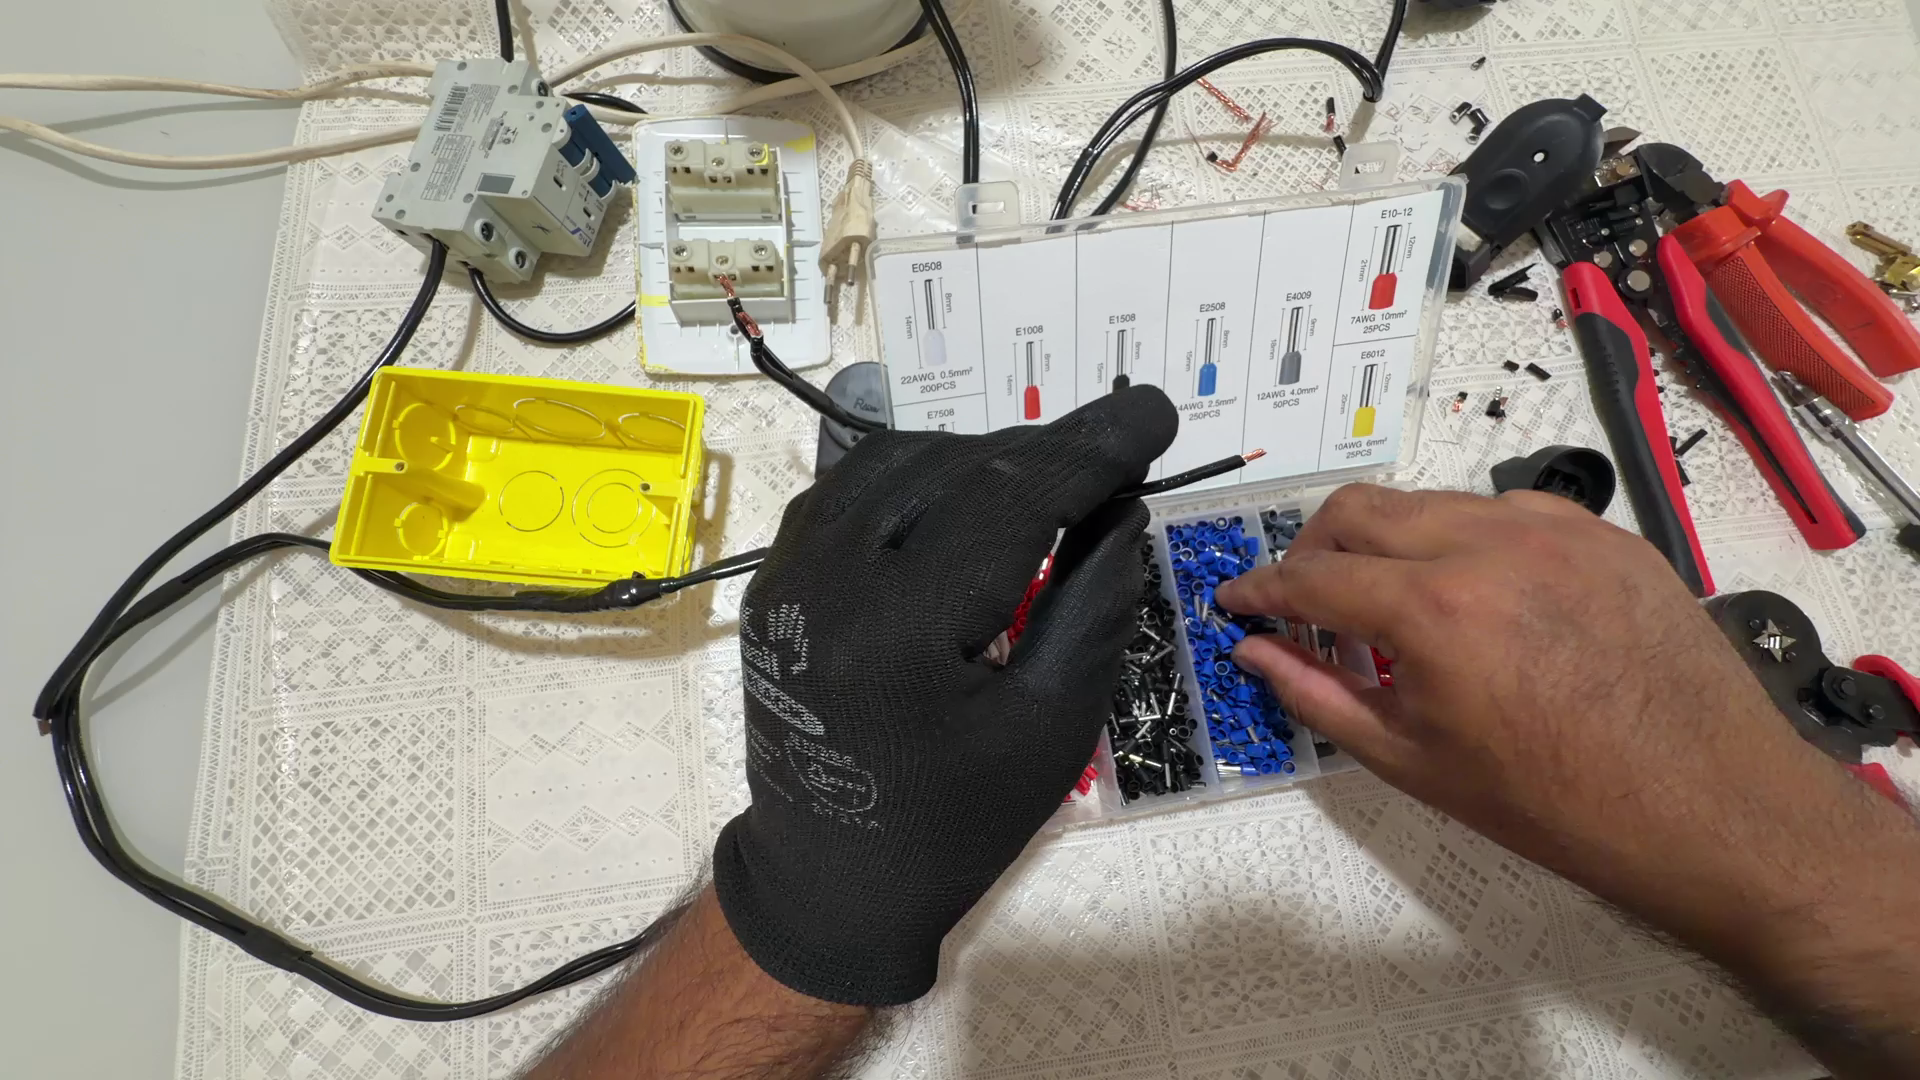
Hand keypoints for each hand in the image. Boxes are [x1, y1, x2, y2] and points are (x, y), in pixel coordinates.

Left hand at [713, 387, 1176, 1005]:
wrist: (832, 877)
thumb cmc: (954, 824)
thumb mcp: (1049, 729)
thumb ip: (1092, 606)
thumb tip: (1120, 512)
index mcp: (898, 632)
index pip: (1009, 502)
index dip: (1090, 450)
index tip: (1153, 413)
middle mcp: (826, 581)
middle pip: (952, 470)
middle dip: (1045, 454)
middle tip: (1112, 455)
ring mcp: (788, 574)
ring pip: (895, 462)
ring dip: (980, 458)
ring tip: (1045, 481)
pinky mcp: (777, 579)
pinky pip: (852, 490)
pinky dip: (918, 474)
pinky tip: (961, 495)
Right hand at [1214, 484, 1845, 913]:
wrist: (1718, 813)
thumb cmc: (1546, 801)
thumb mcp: (1406, 757)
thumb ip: (1312, 692)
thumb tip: (1250, 650)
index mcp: (1433, 610)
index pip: (1309, 576)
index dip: (1259, 588)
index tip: (1233, 599)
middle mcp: (1486, 547)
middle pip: (1353, 510)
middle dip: (1309, 550)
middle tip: (1306, 602)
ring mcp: (1551, 531)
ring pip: (1419, 501)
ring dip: (1379, 544)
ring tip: (1390, 605)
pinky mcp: (1599, 534)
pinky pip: (1493, 510)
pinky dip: (1452, 539)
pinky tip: (1467, 592)